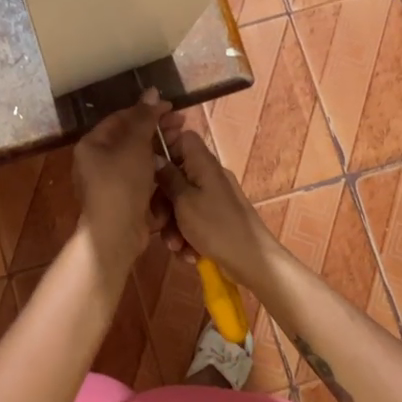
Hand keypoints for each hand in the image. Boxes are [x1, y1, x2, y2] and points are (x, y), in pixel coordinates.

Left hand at [71, 89, 170, 263]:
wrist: (116, 233)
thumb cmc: (121, 182)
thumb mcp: (134, 145)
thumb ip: (144, 118)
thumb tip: (152, 91)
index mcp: (92, 145)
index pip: (120, 119)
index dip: (146, 110)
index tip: (171, 106)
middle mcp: (97, 162)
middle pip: (130, 138)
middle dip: (157, 129)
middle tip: (182, 123)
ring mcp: (112, 183)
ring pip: (139, 158)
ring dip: (160, 148)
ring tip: (183, 141)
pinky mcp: (126, 200)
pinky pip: (143, 178)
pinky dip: (159, 169)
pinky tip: (177, 165)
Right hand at [155, 118, 274, 280]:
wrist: (252, 262)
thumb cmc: (216, 227)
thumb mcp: (185, 202)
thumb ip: (168, 178)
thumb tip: (154, 157)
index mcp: (204, 165)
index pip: (183, 139)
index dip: (164, 149)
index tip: (148, 171)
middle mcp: (209, 177)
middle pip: (177, 177)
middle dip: (163, 202)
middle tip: (158, 223)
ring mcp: (214, 200)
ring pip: (181, 204)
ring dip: (174, 227)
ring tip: (176, 247)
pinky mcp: (216, 220)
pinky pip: (193, 222)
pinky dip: (188, 237)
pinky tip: (188, 254)